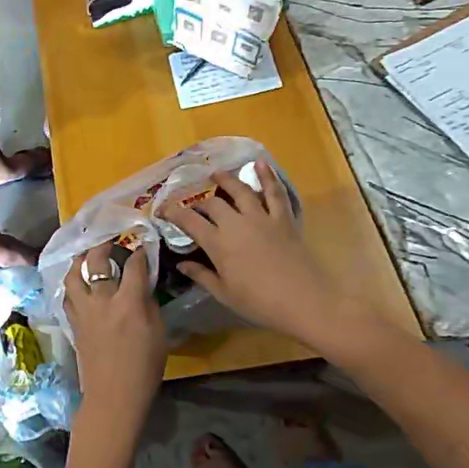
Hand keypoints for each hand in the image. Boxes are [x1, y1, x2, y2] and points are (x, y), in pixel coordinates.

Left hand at [63, 243, 165, 449]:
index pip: (134, 266)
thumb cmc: (144, 368)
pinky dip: (72, 283)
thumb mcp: (158, 334)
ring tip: (85, 255)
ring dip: (79, 260)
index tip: (142, 244)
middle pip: (97, 262)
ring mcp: (83, 310)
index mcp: (128, 303)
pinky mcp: (73, 322)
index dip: (139, 252)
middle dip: (103, 245)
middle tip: (109, 240)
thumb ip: (148, 304)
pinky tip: (77, 282)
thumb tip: (141, 286)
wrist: (112, 395)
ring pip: (74, 275)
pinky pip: (68, 294)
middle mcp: (102, 300)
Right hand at [157, 167, 360, 348]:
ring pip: (240, 191)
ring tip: (217, 174)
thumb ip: (201, 275)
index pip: (188, 221)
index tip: (162, 210)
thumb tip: (182, 263)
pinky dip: (268, 177)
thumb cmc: (260, 303)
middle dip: (199, 202)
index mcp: (218, 243)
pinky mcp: (284, 219)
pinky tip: (260, 164)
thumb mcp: (224, 293)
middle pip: (212, 204)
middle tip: (193, 206)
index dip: (172, 213)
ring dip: (226, 180)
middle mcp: (236, 224)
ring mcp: (262, 218)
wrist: (306, 302)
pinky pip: (275, 193)